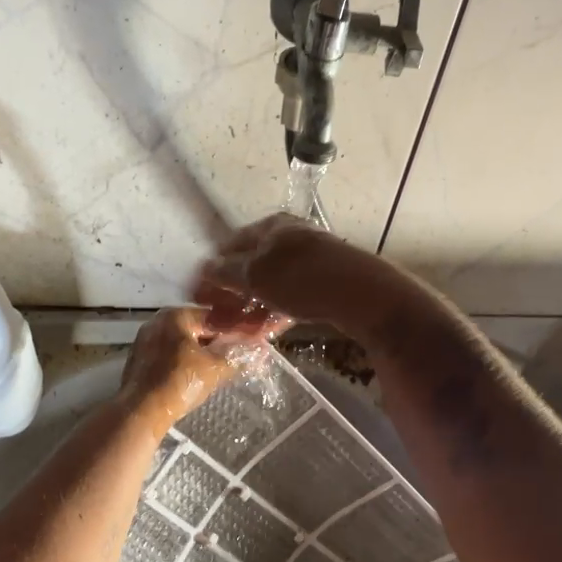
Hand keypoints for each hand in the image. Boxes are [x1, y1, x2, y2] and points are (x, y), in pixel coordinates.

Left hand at [119, 306, 273, 427]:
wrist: (141, 411)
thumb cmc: (180, 382)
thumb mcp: (215, 367)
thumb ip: (237, 355)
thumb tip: (259, 349)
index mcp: (175, 315)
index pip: (214, 317)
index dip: (236, 329)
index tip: (254, 339)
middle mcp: (157, 322)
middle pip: (197, 328)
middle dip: (219, 341)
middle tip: (240, 353)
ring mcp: (145, 341)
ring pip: (183, 343)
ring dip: (203, 352)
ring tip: (222, 366)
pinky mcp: (139, 361)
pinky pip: (170, 355)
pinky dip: (186, 361)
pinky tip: (198, 375)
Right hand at [193, 213, 390, 330]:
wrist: (363, 295)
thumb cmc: (303, 278)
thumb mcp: (256, 275)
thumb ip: (226, 273)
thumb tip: (205, 269)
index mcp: (271, 227)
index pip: (229, 247)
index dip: (211, 273)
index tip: (198, 299)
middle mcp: (289, 240)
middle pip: (250, 269)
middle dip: (230, 297)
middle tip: (216, 323)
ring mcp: (309, 263)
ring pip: (269, 287)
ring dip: (248, 310)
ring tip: (236, 334)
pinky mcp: (324, 287)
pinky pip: (289, 300)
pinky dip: (272, 314)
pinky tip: (263, 333)